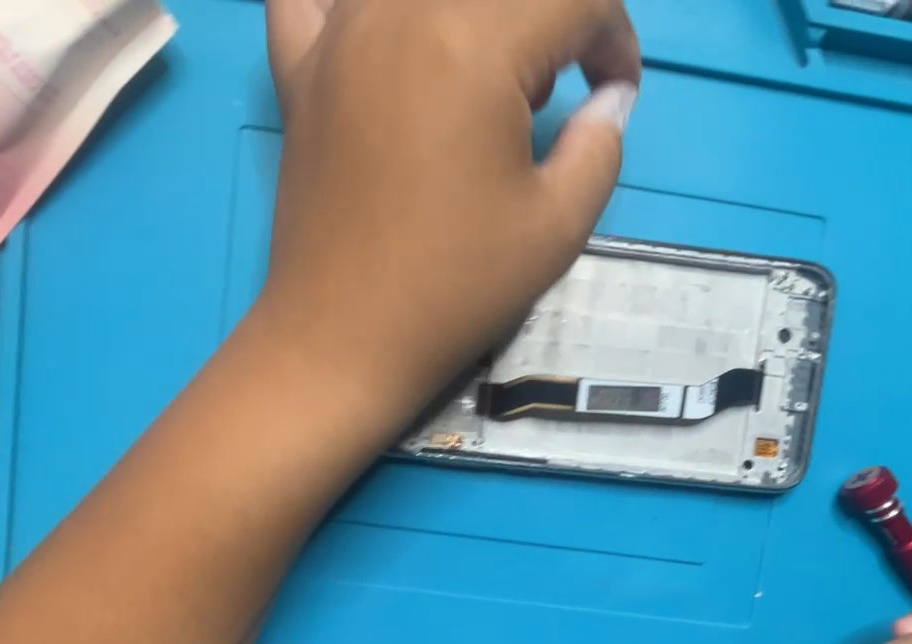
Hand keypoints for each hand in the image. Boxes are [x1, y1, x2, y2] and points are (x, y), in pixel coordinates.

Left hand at [254, 0, 640, 411]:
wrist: (344, 340)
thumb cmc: (454, 290)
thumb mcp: (557, 228)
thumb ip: (601, 146)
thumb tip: (609, 100)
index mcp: (472, 41)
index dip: (613, 36)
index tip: (614, 92)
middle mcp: (399, 10)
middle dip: (550, 20)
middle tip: (548, 94)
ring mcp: (337, 34)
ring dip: (474, 12)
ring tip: (477, 76)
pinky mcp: (297, 72)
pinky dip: (353, 3)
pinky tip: (383, 42)